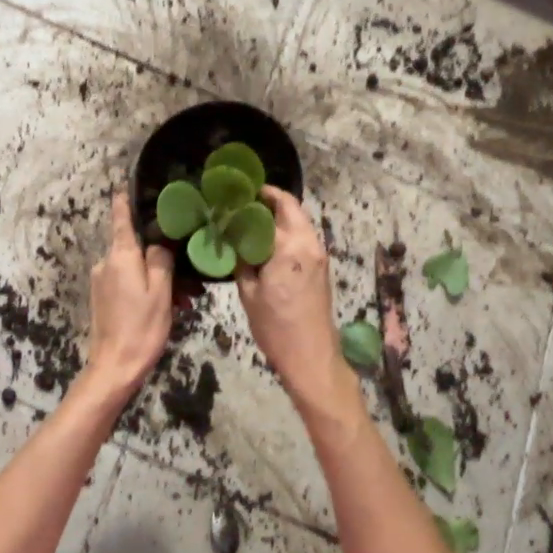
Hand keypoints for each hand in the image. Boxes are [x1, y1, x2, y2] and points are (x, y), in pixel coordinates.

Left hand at [80, 191, 174, 395]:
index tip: (127, 183)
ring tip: (184, 301)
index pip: (120, 218)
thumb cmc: (141, 327)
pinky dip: (147, 291)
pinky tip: (168, 308)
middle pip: (135, 248)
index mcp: (120, 257)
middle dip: (161, 258)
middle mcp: (106, 263)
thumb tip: (158, 243)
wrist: (114, 367)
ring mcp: (102, 282)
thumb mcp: (160, 291)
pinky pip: (128, 284)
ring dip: (158, 280)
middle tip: (189, 279)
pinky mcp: (103, 299)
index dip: (124, 200)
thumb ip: (160, 261)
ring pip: (135, 269)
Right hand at [236, 186, 359, 414]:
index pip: (269, 210)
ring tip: (251, 220)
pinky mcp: (321, 267)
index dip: (249, 201)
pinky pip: (303, 237)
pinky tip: (266, 242)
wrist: (311, 355)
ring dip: (279, 215)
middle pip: (291, 207)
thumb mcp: (249, 294)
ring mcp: (318, 254)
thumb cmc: (275, 327)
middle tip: (244, 201)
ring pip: (299, 221)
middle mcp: (308, 243)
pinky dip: (287, 231)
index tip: (231, 197)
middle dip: (269, 199)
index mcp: (289, 247)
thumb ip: (242, 262)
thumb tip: (233, 242)